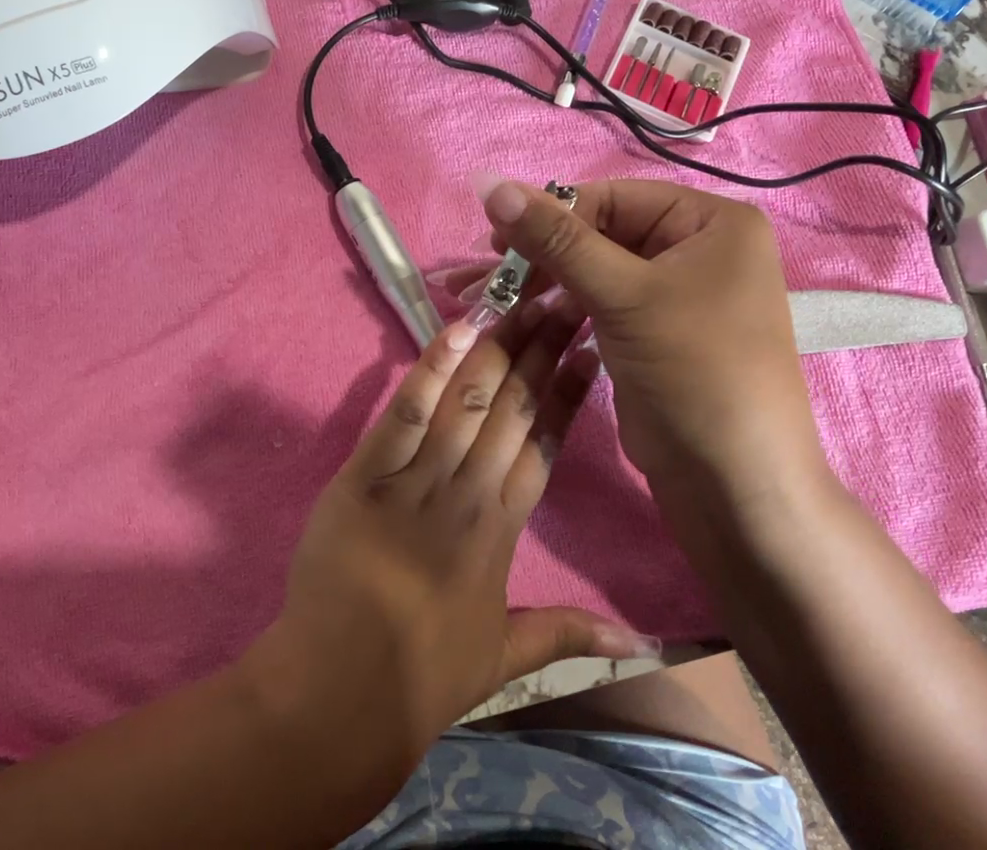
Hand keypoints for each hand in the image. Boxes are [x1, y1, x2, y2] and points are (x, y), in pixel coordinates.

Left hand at [243, 297, 657, 764]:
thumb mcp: (503, 656)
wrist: (344, 688)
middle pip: (512, 410)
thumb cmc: (420, 674)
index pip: (543, 447)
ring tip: (523, 299)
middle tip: (564, 298)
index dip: (567, 396)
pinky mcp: (365, 477)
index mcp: (502, 531)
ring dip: (497, 348)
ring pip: (466, 402)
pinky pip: (404, 414)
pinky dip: (429, 368)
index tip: (590, 352)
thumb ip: (567, 633)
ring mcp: (417, 483)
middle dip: (539, 351)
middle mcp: (468, 495)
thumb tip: (643, 642)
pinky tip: (457, 328)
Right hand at [468, 179, 827, 499]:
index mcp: (710, 223)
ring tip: (474, 296)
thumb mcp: (623, 294)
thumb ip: (555, 238)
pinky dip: (552, 309)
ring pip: (586, 273)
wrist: (730, 475)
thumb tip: (489, 183)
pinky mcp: (644, 333)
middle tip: (473, 276)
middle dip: (532, 254)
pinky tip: (510, 315)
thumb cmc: (693, 369)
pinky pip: (590, 305)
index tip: (491, 241)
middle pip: (595, 235)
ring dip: (533, 283)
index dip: (549, 215)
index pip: (611, 199)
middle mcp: (692, 250)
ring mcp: (667, 295)